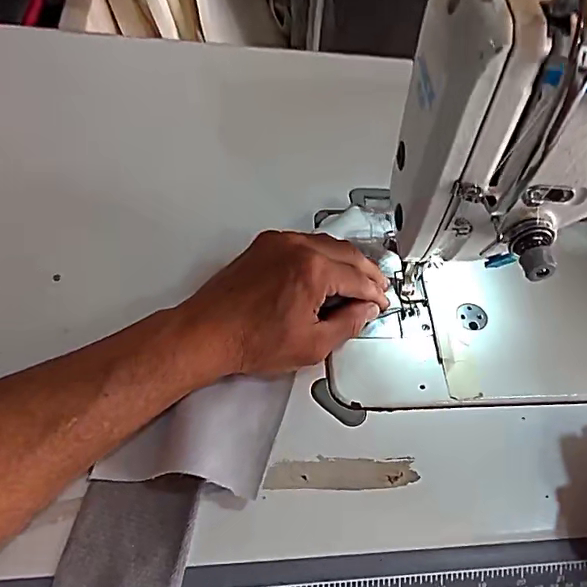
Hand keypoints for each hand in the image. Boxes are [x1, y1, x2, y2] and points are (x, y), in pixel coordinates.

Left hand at [173, 230, 389, 376]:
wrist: (207, 334)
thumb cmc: (246, 339)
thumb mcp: (312, 344)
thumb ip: (347, 324)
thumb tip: (363, 311)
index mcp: (312, 270)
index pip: (359, 279)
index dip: (375, 294)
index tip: (380, 303)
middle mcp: (296, 248)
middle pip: (348, 254)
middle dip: (367, 272)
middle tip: (377, 288)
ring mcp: (278, 244)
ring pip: (327, 243)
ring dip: (347, 260)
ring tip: (357, 279)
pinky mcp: (264, 246)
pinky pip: (304, 242)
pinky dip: (322, 254)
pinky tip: (326, 269)